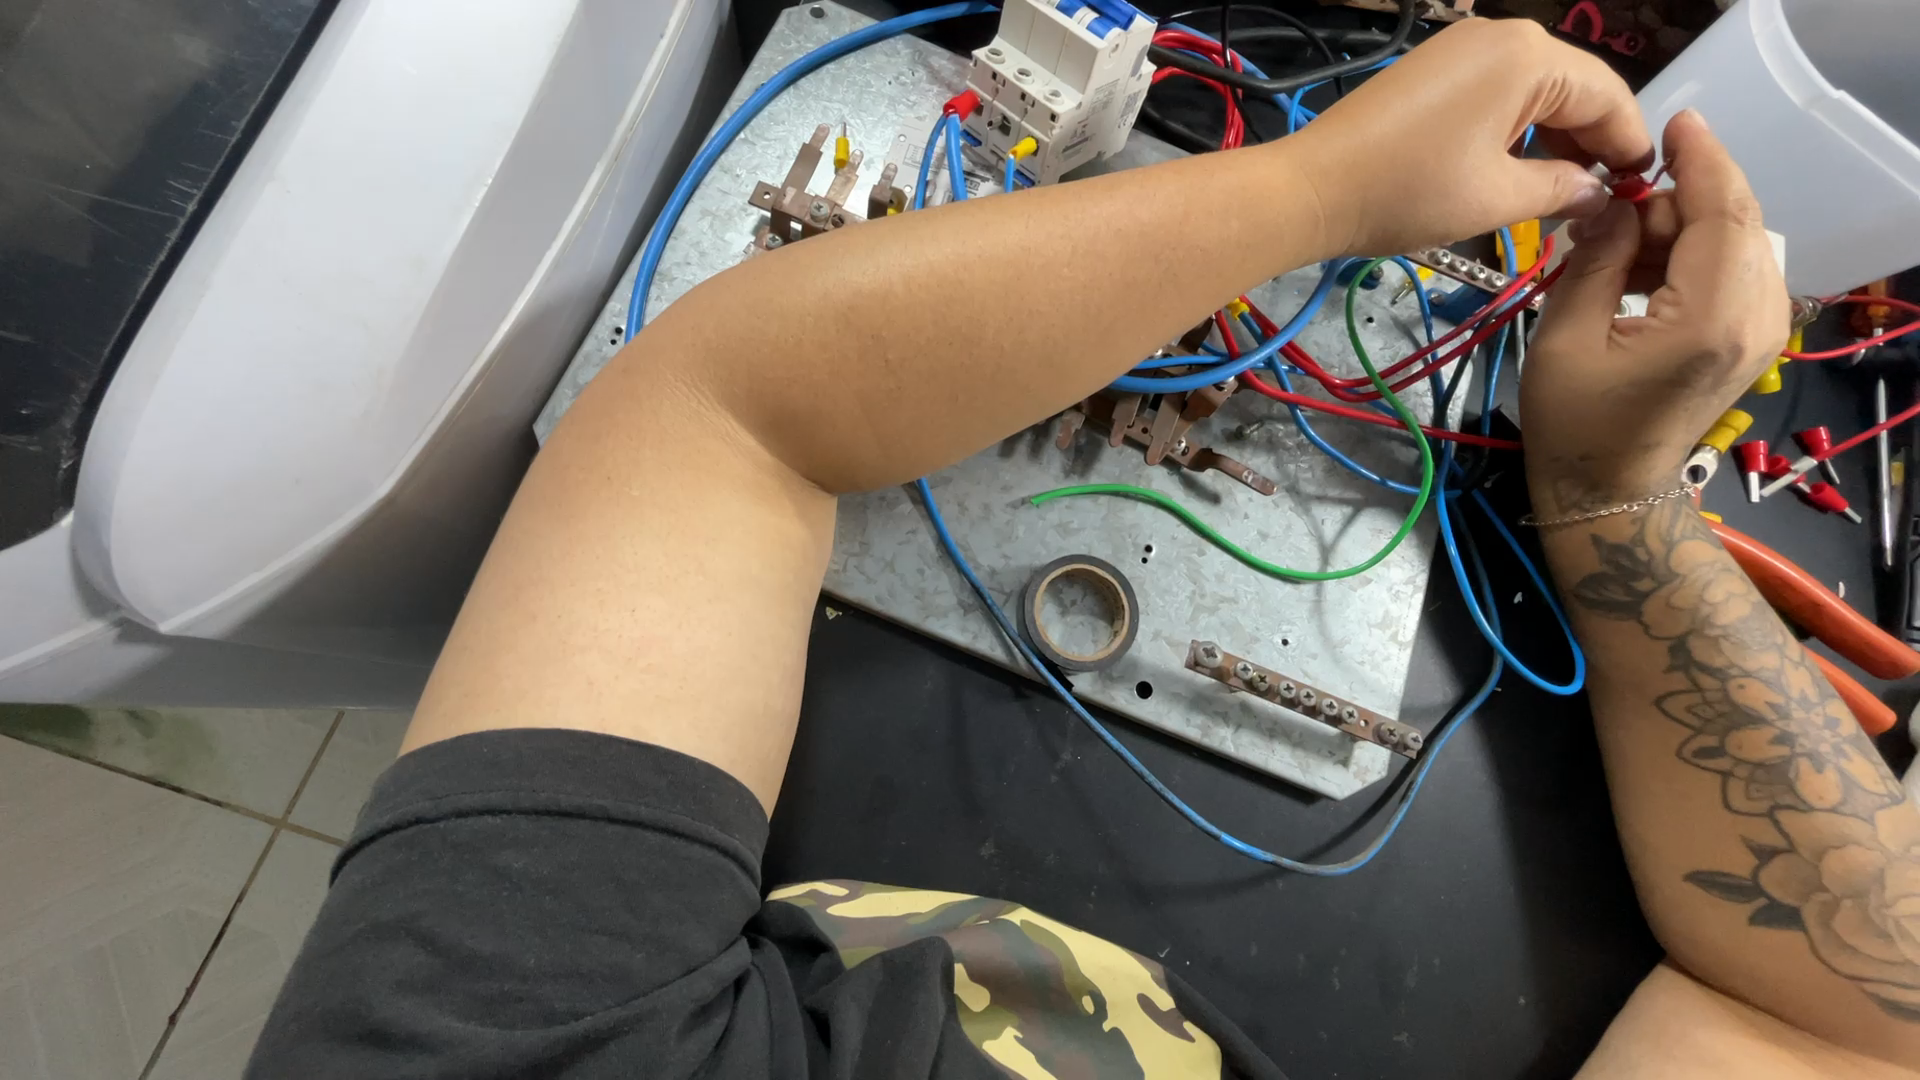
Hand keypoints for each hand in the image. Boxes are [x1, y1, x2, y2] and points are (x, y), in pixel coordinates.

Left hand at [1288, 18, 1652, 257]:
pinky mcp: (1421, 76)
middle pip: (1566, 89)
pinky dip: (1500, 134)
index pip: (1606, 95)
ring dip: (1539, 142)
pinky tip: (1498, 171)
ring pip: (1523, 95)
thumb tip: (1598, 193)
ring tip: (1544, 192)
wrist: (1306, 193)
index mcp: (1528, 55)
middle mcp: (1497, 37)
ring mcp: (1453, 52)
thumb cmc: (1402, 195)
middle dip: (1581, 143)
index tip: (1640, 184)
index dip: (1626, 144)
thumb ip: (1558, 191)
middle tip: (1589, 197)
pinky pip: (1482, 99)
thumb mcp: (1492, 199)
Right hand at [1520, 109, 1788, 516]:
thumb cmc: (1570, 422)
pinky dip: (1687, 261)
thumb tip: (1609, 209)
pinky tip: (1637, 278)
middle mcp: (1756, 315)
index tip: (1675, 123)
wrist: (1606, 486)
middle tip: (1606, 217)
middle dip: (1676, 204)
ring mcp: (1763, 328)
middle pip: (1733, 224)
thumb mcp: (1562, 339)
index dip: (1701, 162)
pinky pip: (1732, 274)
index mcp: (1707, 316)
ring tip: (1609, 256)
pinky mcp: (1753, 338)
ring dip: (1677, 234)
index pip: (1721, 214)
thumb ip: (1590, 264)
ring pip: (1735, 246)